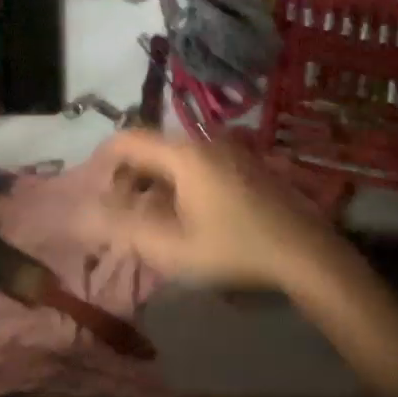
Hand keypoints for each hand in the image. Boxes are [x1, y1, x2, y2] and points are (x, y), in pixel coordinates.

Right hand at [89, 130, 342, 287]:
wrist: (308, 256)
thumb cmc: (235, 250)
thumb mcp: (173, 247)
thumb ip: (125, 227)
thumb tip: (89, 213)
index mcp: (184, 154)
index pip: (128, 139)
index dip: (102, 161)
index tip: (94, 190)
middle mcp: (206, 142)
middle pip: (152, 147)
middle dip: (129, 177)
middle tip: (122, 212)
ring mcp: (231, 151)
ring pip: (176, 157)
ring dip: (155, 182)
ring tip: (152, 219)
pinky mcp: (248, 165)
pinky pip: (200, 164)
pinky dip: (181, 183)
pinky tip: (187, 216)